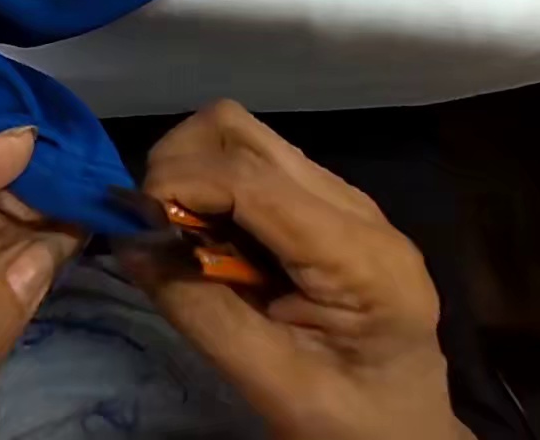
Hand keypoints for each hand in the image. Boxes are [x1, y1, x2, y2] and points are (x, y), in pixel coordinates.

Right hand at [124, 101, 473, 439]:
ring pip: (241, 132)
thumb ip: (201, 314)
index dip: (181, 182)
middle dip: (181, 162)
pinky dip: (212, 178)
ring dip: (193, 165)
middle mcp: (352, 203)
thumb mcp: (277, 391)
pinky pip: (251, 158)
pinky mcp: (322, 195)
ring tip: (181, 228)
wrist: (410, 436)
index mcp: (358, 255)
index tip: (135, 218)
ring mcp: (339, 193)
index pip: (251, 179)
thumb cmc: (351, 429)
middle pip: (240, 129)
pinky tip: (211, 230)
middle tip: (157, 223)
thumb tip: (129, 245)